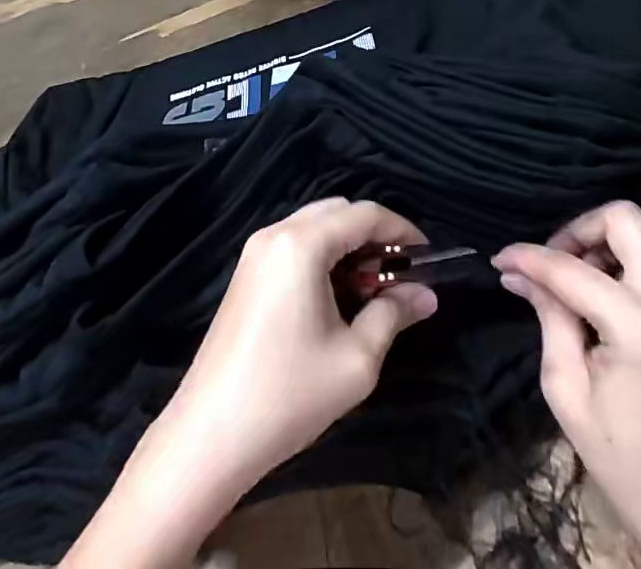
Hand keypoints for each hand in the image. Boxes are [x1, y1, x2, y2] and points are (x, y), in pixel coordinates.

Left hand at [163, 196, 438, 487]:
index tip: (428, 258)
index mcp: (301, 245)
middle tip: (400, 275)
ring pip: (313, 226)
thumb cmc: (290, 393)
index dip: (402, 229)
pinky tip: (337, 295)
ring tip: (373, 289)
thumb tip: (425, 295)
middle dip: (374, 234)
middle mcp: (274, 235)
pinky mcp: (245, 274)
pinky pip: (292, 245)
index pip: (363, 214)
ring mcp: (254, 253)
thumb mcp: (357, 358)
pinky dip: (322, 256)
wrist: (212, 429)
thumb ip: (393, 313)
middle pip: (336, 212)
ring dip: (347, 245)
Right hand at [492, 201, 640, 568]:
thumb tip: (520, 276)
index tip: (500, 260)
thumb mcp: (569, 392)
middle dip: (578, 229)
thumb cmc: (631, 467)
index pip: (570, 267)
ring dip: (610, 242)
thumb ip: (549, 319)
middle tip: (553, 264)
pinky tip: (612, 302)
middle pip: (627, 219)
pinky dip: (635, 265)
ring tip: (581, 281)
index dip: (527, 257)